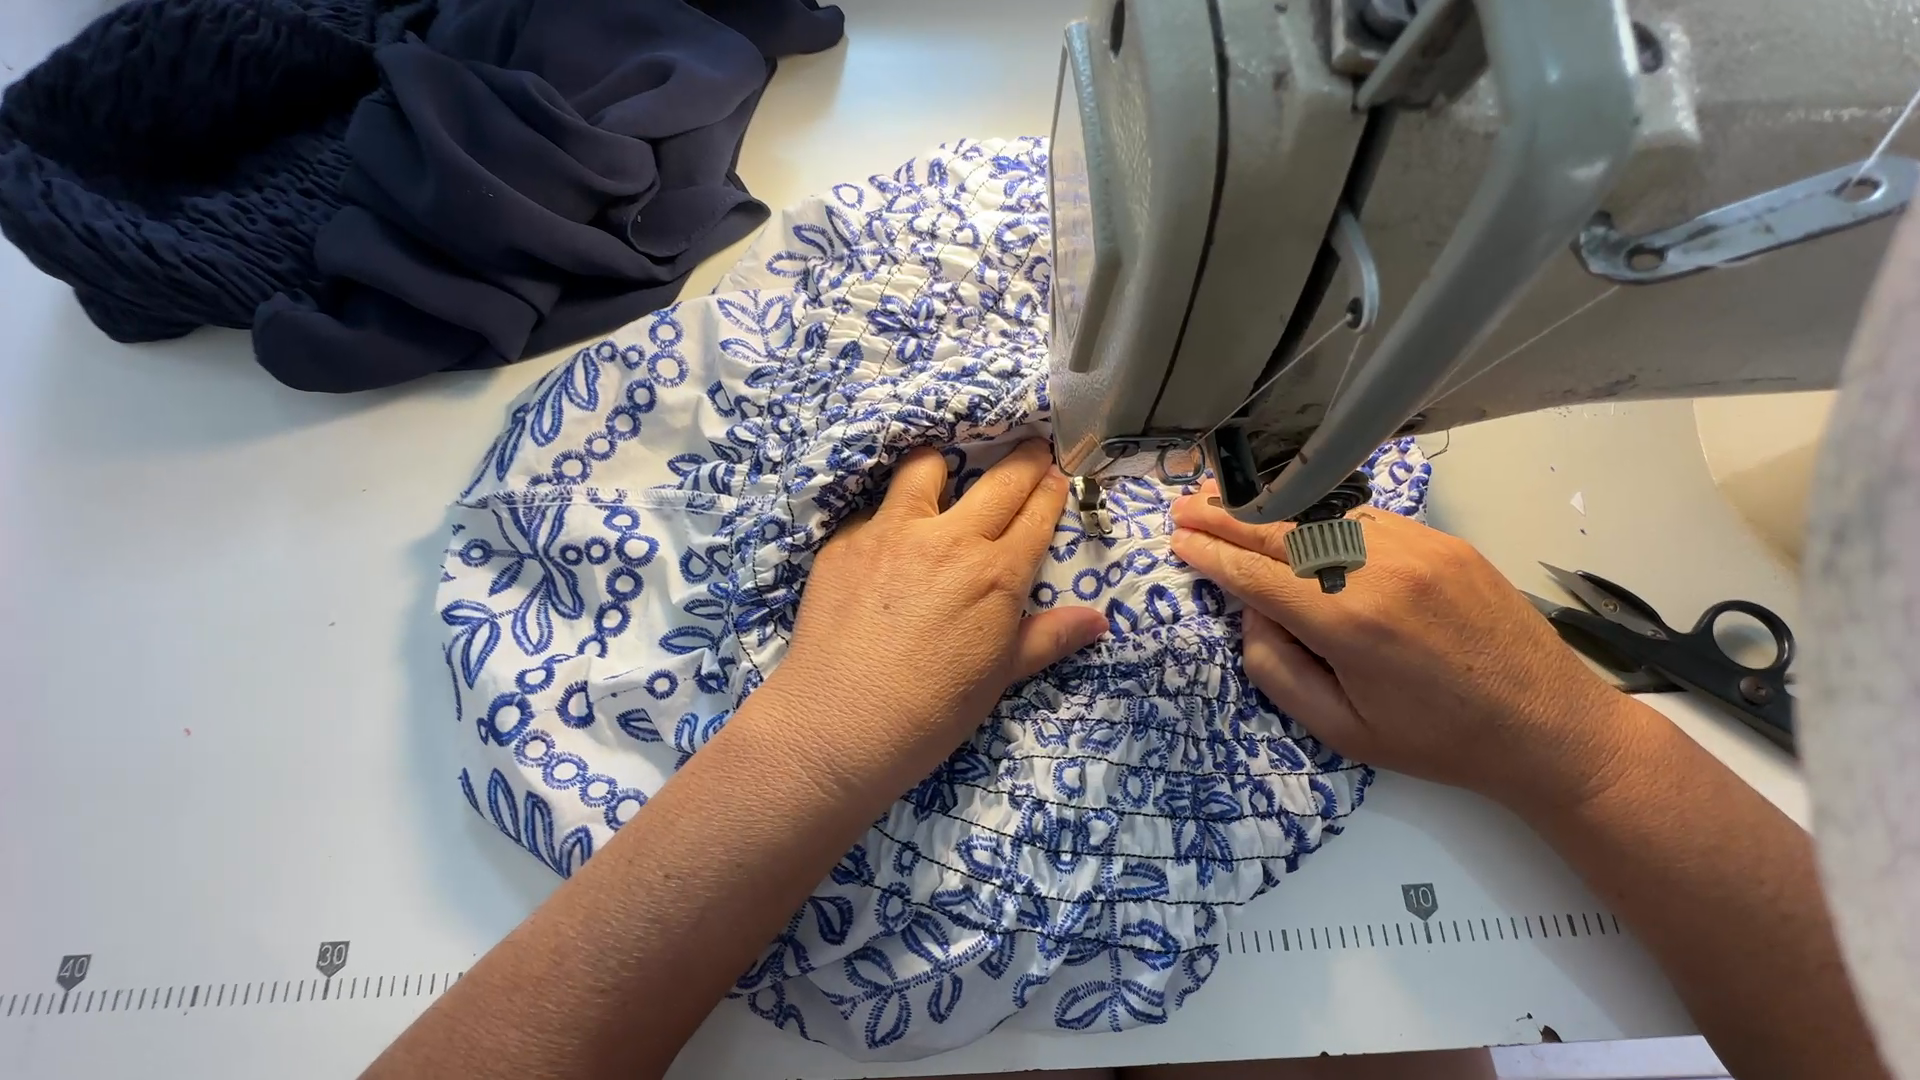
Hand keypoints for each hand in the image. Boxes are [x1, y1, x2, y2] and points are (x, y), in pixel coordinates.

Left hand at [768, 440, 1107, 786]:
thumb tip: (1099, 621)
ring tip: (944, 477)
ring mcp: (891, 533)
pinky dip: (887, 516)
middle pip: (999, 480)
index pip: (1035, 514)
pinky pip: (873, 510)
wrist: (840, 726)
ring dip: (944, 466)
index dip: (1051, 489)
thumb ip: (1047, 638)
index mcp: (995, 574)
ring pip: (926, 467)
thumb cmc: (932, 712)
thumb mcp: (999, 677)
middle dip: (1024, 458)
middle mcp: (948, 540)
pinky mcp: (845, 541)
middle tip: (1030, 447)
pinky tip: (884, 543)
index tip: (1057, 471)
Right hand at [1169, 484, 1642, 812]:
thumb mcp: (1339, 729)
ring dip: (1266, 508)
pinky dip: (1318, 516)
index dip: (1210, 556)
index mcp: (1348, 624)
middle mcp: (1377, 571)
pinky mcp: (1442, 541)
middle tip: (1182, 506)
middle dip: (1224, 517)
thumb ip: (1276, 670)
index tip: (1177, 541)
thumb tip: (1250, 612)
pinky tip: (1294, 518)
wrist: (1551, 728)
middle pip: (1280, 532)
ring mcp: (1415, 547)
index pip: (1256, 576)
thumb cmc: (1435, 741)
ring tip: (1225, 499)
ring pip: (1319, 515)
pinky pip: (1363, 518)